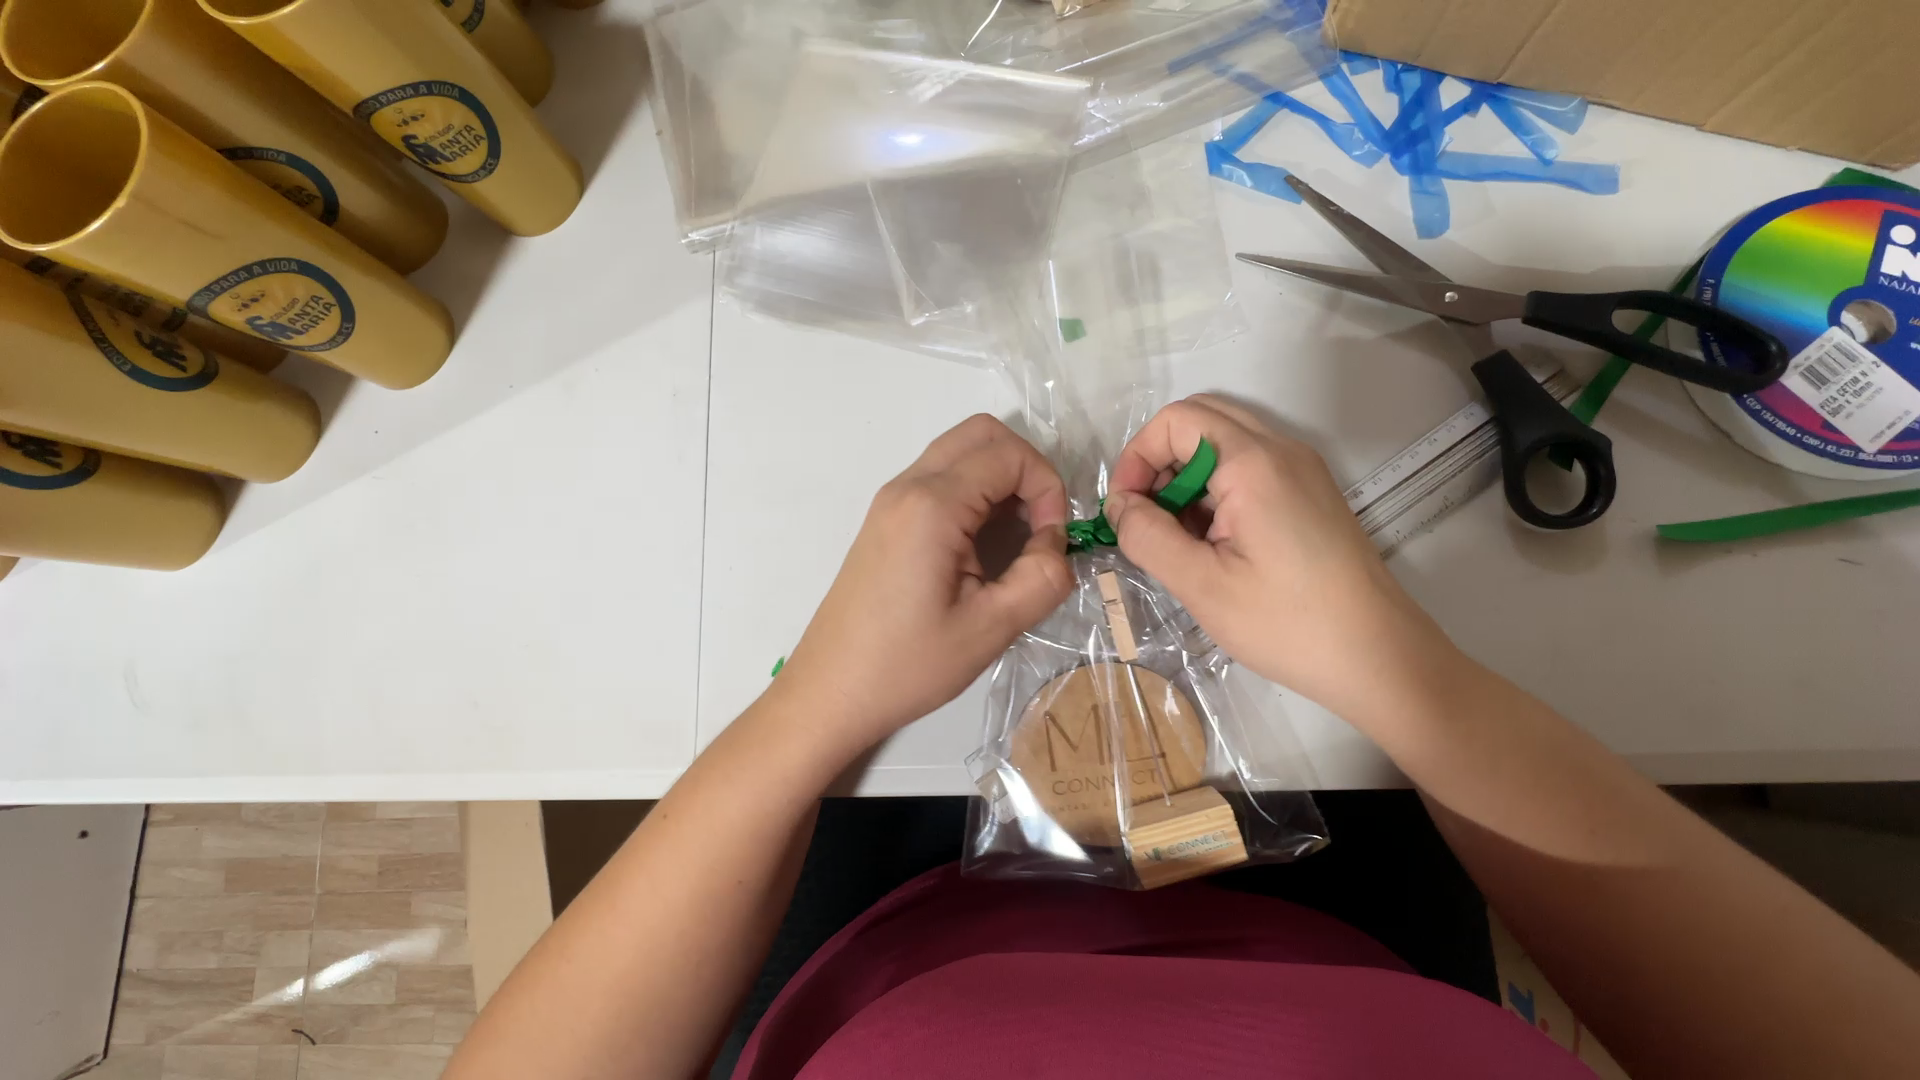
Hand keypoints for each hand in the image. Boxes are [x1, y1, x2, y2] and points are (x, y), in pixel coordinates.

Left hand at [773, 415, 1071, 754]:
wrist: (831, 691)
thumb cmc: (907, 665)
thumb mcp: (990, 629)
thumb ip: (1042, 578)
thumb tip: (1057, 547)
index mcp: (932, 506)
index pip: (1009, 455)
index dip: (1047, 489)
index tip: (1050, 542)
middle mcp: (907, 487)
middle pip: (982, 434)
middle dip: (1026, 469)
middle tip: (1038, 526)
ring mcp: (891, 501)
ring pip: (959, 452)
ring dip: (999, 480)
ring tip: (1015, 540)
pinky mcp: (886, 520)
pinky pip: (940, 479)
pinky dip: (975, 494)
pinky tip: (982, 548)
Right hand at [1104, 396, 1456, 719]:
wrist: (1379, 658)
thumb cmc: (1287, 624)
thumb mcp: (1202, 585)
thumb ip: (1148, 536)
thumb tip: (1120, 505)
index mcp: (1254, 464)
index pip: (1176, 420)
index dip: (1137, 457)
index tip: (1124, 512)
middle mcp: (1282, 451)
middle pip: (1200, 421)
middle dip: (1159, 461)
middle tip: (1145, 518)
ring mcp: (1301, 471)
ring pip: (1223, 443)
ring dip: (1186, 478)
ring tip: (1177, 538)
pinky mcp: (1309, 494)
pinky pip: (1248, 468)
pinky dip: (1214, 491)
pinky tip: (1212, 544)